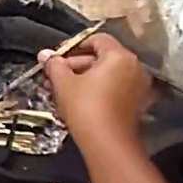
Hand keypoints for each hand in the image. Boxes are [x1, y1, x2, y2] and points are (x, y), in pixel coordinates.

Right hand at [42, 32, 151, 152]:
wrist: (106, 142)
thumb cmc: (85, 106)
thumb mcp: (64, 83)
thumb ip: (54, 65)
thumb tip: (44, 54)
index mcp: (119, 56)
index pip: (97, 39)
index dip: (74, 45)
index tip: (57, 58)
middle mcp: (134, 67)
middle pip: (102, 57)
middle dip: (75, 64)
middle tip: (54, 75)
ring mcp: (138, 86)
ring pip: (107, 74)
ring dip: (84, 78)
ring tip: (60, 89)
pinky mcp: (135, 103)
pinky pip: (114, 88)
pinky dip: (97, 89)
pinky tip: (77, 99)